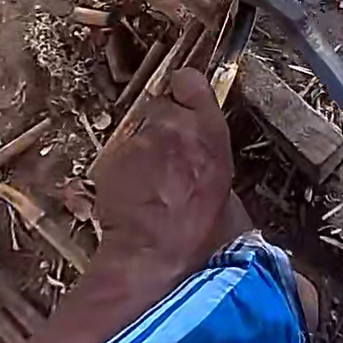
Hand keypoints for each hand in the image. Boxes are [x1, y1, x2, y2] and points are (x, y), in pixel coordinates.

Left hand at [93, 68, 234, 281]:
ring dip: (141, 153)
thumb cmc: (203, 239)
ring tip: (150, 187)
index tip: (182, 93)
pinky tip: (132, 197)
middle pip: (161, 108)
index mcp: (209, 132)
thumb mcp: (230, 197)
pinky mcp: (112, 159)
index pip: (192, 82)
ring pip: (137, 135)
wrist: (156, 260)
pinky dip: (121, 172)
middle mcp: (173, 127)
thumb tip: (208, 161)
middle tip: (166, 159)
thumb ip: (213, 163)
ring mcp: (139, 142)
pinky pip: (117, 158)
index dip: (184, 89)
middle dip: (162, 127)